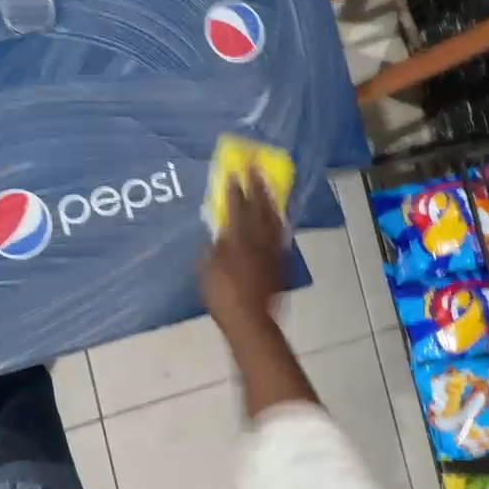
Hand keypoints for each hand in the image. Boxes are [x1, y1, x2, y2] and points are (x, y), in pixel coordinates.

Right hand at [198, 170, 286, 335]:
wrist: (252, 321)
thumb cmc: (223, 298)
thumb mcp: (207, 270)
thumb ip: (213, 249)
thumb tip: (217, 235)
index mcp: (238, 239)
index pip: (237, 207)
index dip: (235, 188)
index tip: (234, 170)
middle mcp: (258, 240)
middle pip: (260, 207)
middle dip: (257, 185)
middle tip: (255, 166)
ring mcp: (272, 250)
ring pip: (274, 218)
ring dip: (270, 200)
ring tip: (268, 186)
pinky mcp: (280, 262)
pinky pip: (280, 234)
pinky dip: (278, 221)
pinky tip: (278, 218)